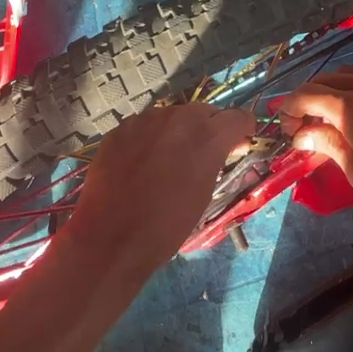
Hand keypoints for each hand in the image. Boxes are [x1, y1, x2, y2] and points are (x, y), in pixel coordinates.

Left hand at [59, 102, 254, 273]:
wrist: (110, 239)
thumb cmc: (166, 226)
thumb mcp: (204, 194)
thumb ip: (215, 161)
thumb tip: (222, 149)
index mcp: (207, 135)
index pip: (238, 117)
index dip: (242, 129)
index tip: (240, 142)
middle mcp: (179, 117)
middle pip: (205, 112)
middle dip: (209, 129)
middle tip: (202, 155)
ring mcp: (147, 119)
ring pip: (173, 116)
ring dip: (178, 132)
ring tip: (168, 160)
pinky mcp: (121, 127)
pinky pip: (145, 126)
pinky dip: (150, 138)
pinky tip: (141, 163)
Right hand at [275, 67, 352, 219]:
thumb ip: (328, 146)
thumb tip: (301, 135)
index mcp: (350, 106)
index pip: (307, 94)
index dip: (289, 108)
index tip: (285, 128)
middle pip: (324, 79)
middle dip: (306, 98)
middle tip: (302, 125)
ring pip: (345, 74)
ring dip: (328, 89)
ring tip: (326, 117)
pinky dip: (349, 87)